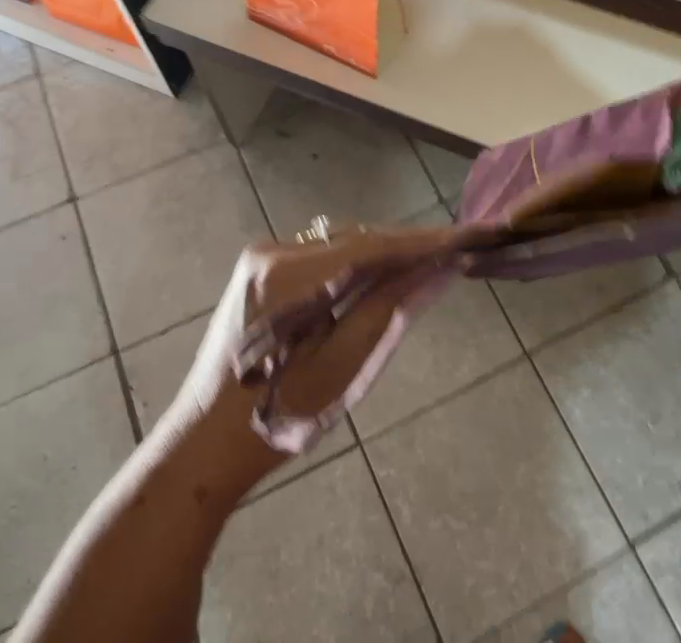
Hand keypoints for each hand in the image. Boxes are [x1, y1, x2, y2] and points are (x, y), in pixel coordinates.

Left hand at [161, 225, 458, 456]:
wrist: (203, 445)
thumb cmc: (277, 418)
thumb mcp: (344, 366)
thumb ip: (392, 308)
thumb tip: (442, 269)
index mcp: (286, 274)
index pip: (372, 246)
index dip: (427, 242)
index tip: (476, 235)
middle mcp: (270, 251)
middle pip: (357, 240)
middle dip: (410, 247)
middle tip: (465, 249)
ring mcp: (261, 260)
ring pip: (341, 247)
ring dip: (386, 257)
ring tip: (436, 263)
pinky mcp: (260, 274)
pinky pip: (322, 260)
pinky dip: (358, 269)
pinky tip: (387, 279)